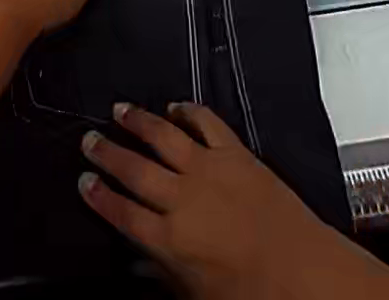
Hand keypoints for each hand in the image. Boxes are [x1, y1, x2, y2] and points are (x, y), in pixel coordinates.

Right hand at [80, 103, 388, 298]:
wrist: (306, 274)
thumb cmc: (253, 295)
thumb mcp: (198, 294)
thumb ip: (166, 271)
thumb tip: (141, 254)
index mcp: (171, 240)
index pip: (122, 213)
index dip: (99, 196)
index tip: (82, 181)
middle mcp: (182, 198)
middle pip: (134, 169)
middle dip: (107, 154)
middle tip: (87, 139)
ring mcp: (208, 169)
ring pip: (162, 136)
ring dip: (137, 122)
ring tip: (119, 110)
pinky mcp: (233, 151)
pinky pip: (204, 122)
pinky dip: (187, 111)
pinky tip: (174, 107)